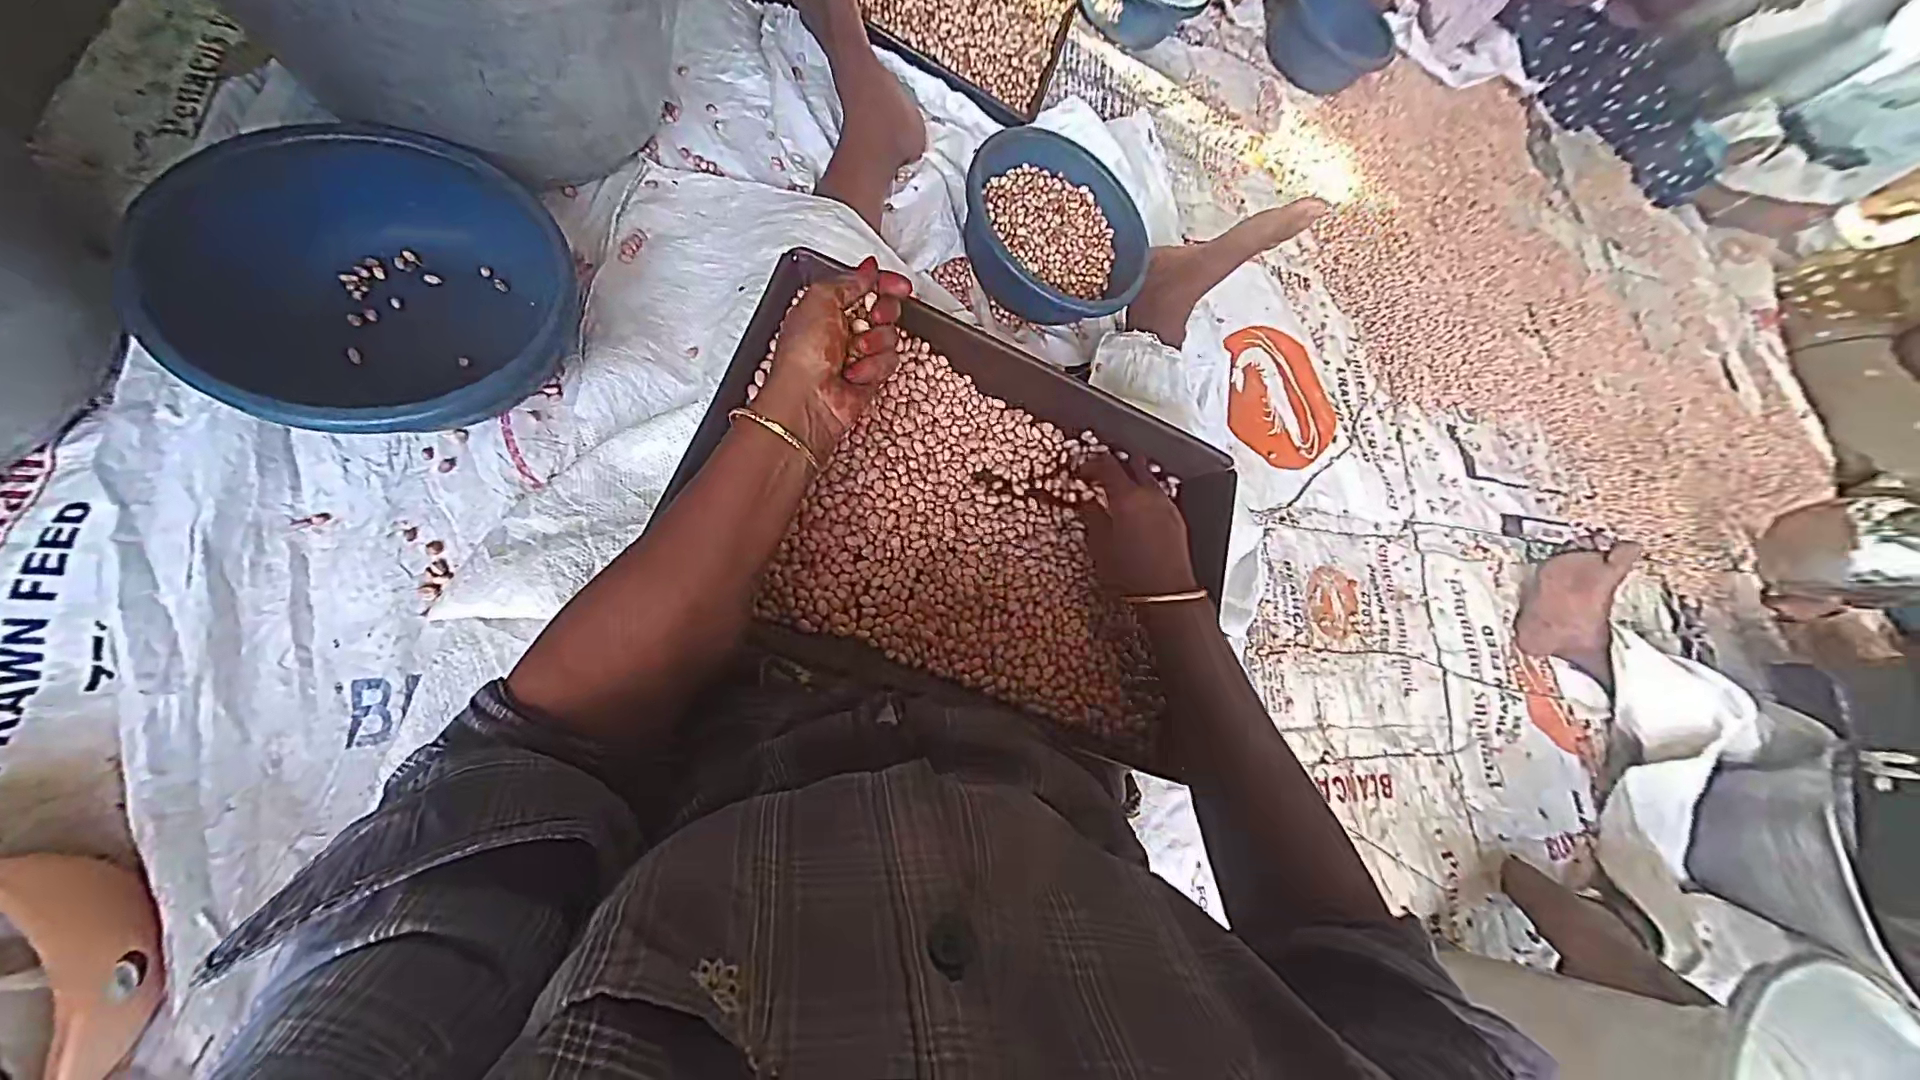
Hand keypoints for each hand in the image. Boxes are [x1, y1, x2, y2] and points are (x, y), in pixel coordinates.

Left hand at [754, 256, 913, 461]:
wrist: (807, 399)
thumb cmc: (803, 355)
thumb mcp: (820, 299)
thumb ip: (849, 281)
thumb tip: (868, 270)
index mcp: (830, 306)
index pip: (866, 288)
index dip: (884, 284)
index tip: (899, 285)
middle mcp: (846, 329)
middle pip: (884, 310)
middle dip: (884, 312)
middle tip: (875, 318)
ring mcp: (860, 353)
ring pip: (890, 336)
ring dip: (875, 343)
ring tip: (855, 352)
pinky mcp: (871, 375)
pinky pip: (890, 361)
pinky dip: (874, 367)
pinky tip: (855, 374)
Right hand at [1078, 452, 1198, 596]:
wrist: (1166, 591)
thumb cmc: (1131, 572)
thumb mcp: (1100, 545)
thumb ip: (1093, 517)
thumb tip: (1088, 505)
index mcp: (1126, 497)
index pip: (1106, 464)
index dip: (1091, 464)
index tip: (1082, 471)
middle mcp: (1149, 494)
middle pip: (1131, 463)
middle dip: (1113, 465)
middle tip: (1098, 475)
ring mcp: (1165, 503)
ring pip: (1147, 476)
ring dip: (1130, 477)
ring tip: (1116, 492)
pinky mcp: (1175, 515)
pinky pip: (1157, 492)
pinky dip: (1144, 492)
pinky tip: (1135, 508)